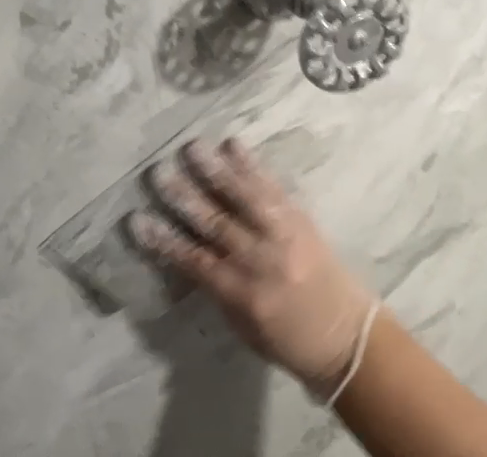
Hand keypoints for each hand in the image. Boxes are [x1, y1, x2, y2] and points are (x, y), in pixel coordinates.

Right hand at [129, 138, 376, 395]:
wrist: (350, 336)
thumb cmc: (290, 341)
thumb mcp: (245, 327)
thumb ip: (218, 289)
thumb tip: (189, 254)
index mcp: (245, 294)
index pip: (196, 261)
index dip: (165, 240)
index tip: (137, 219)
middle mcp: (264, 260)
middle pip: (218, 224)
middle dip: (185, 197)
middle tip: (158, 173)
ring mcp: (285, 236)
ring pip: (246, 198)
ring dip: (217, 170)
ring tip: (193, 146)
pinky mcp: (302, 219)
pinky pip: (274, 189)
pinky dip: (252, 166)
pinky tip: (233, 145)